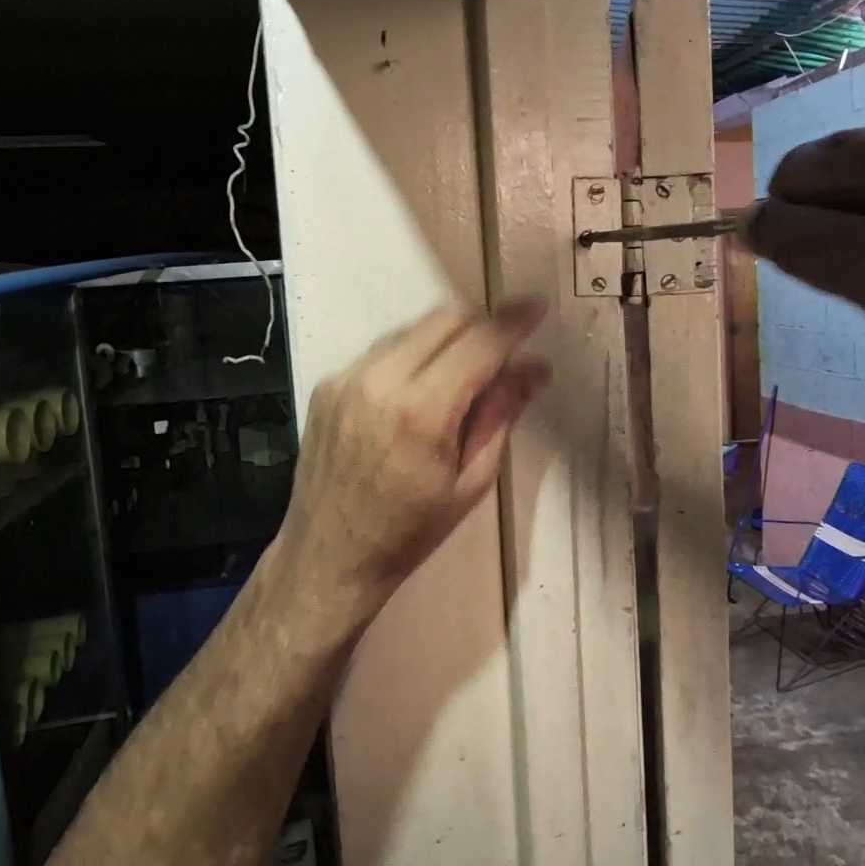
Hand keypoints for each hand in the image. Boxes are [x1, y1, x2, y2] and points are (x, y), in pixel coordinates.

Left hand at [280, 301, 549, 600]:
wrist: (328, 557)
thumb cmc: (410, 531)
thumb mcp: (471, 483)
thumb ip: (501, 415)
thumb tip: (535, 368)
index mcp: (421, 411)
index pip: (478, 342)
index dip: (513, 322)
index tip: (536, 308)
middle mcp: (379, 379)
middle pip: (444, 319)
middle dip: (481, 324)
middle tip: (505, 349)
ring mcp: (346, 377)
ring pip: (412, 329)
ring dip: (446, 339)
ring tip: (463, 375)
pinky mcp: (328, 383)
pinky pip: (382, 350)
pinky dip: (412, 356)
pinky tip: (420, 390)